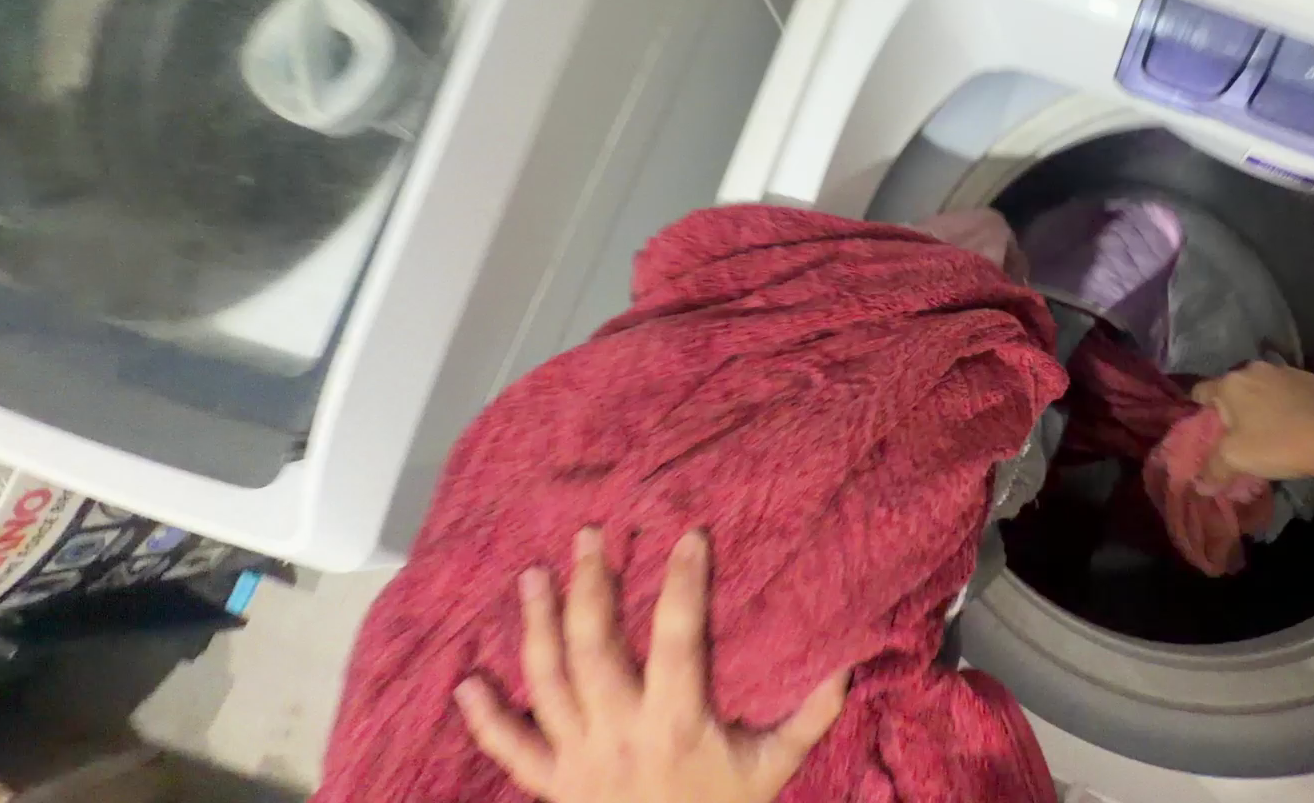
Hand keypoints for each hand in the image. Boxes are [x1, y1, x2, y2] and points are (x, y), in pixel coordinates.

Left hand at [454, 528, 848, 802]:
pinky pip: (511, 751)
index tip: (691, 535)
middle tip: (590, 535)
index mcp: (676, 723)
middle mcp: (617, 734)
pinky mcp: (551, 786)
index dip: (686, 583)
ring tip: (534, 575)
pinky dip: (487, 719)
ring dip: (537, 626)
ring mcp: (576, 762)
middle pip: (594, 649)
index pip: (680, 638)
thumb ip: (810, 718)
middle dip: (591, 587)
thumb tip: (849, 665)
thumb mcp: (772, 771)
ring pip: (548, 682)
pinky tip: (465, 685)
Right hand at [1191, 361, 1313, 481]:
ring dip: (1259, 404)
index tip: (1210, 432)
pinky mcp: (1310, 378)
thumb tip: (1200, 484)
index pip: (1200, 391)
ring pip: (1260, 387)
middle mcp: (1253, 369)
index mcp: (1229, 384)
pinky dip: (1285, 403)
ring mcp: (1284, 371)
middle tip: (1241, 436)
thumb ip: (1212, 469)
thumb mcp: (1237, 461)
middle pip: (1231, 389)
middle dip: (1232, 409)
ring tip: (1271, 431)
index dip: (1200, 412)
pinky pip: (1286, 389)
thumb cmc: (1278, 445)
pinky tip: (1296, 424)